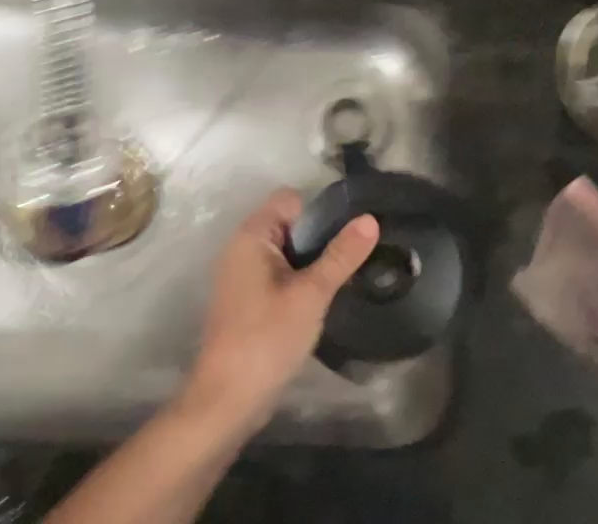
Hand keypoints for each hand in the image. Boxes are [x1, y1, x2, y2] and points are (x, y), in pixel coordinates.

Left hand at [181, 189, 379, 432]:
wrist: (228, 397)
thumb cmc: (268, 337)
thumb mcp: (311, 294)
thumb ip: (340, 255)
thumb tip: (369, 219)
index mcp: (251, 235)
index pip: (290, 200)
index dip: (320, 212)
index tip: (348, 238)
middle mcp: (241, 247)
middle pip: (289, 225)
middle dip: (319, 240)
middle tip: (351, 263)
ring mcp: (241, 275)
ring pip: (285, 253)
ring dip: (311, 264)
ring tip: (341, 283)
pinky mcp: (246, 300)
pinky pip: (277, 276)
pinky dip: (297, 283)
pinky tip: (318, 305)